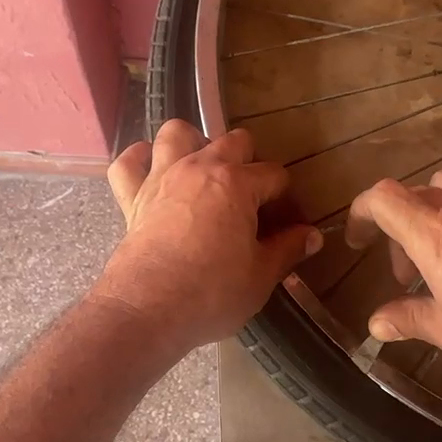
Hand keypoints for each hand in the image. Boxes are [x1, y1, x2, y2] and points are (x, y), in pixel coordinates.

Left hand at [92, 120, 321, 353]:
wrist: (147, 308)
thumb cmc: (211, 293)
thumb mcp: (261, 276)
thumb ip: (288, 250)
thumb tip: (312, 236)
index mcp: (238, 183)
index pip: (274, 174)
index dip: (284, 197)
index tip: (286, 220)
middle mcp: (200, 167)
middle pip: (233, 140)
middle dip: (248, 160)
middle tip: (250, 196)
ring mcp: (162, 176)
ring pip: (176, 132)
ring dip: (192, 143)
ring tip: (202, 169)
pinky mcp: (132, 196)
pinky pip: (128, 162)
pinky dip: (138, 160)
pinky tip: (150, 169)